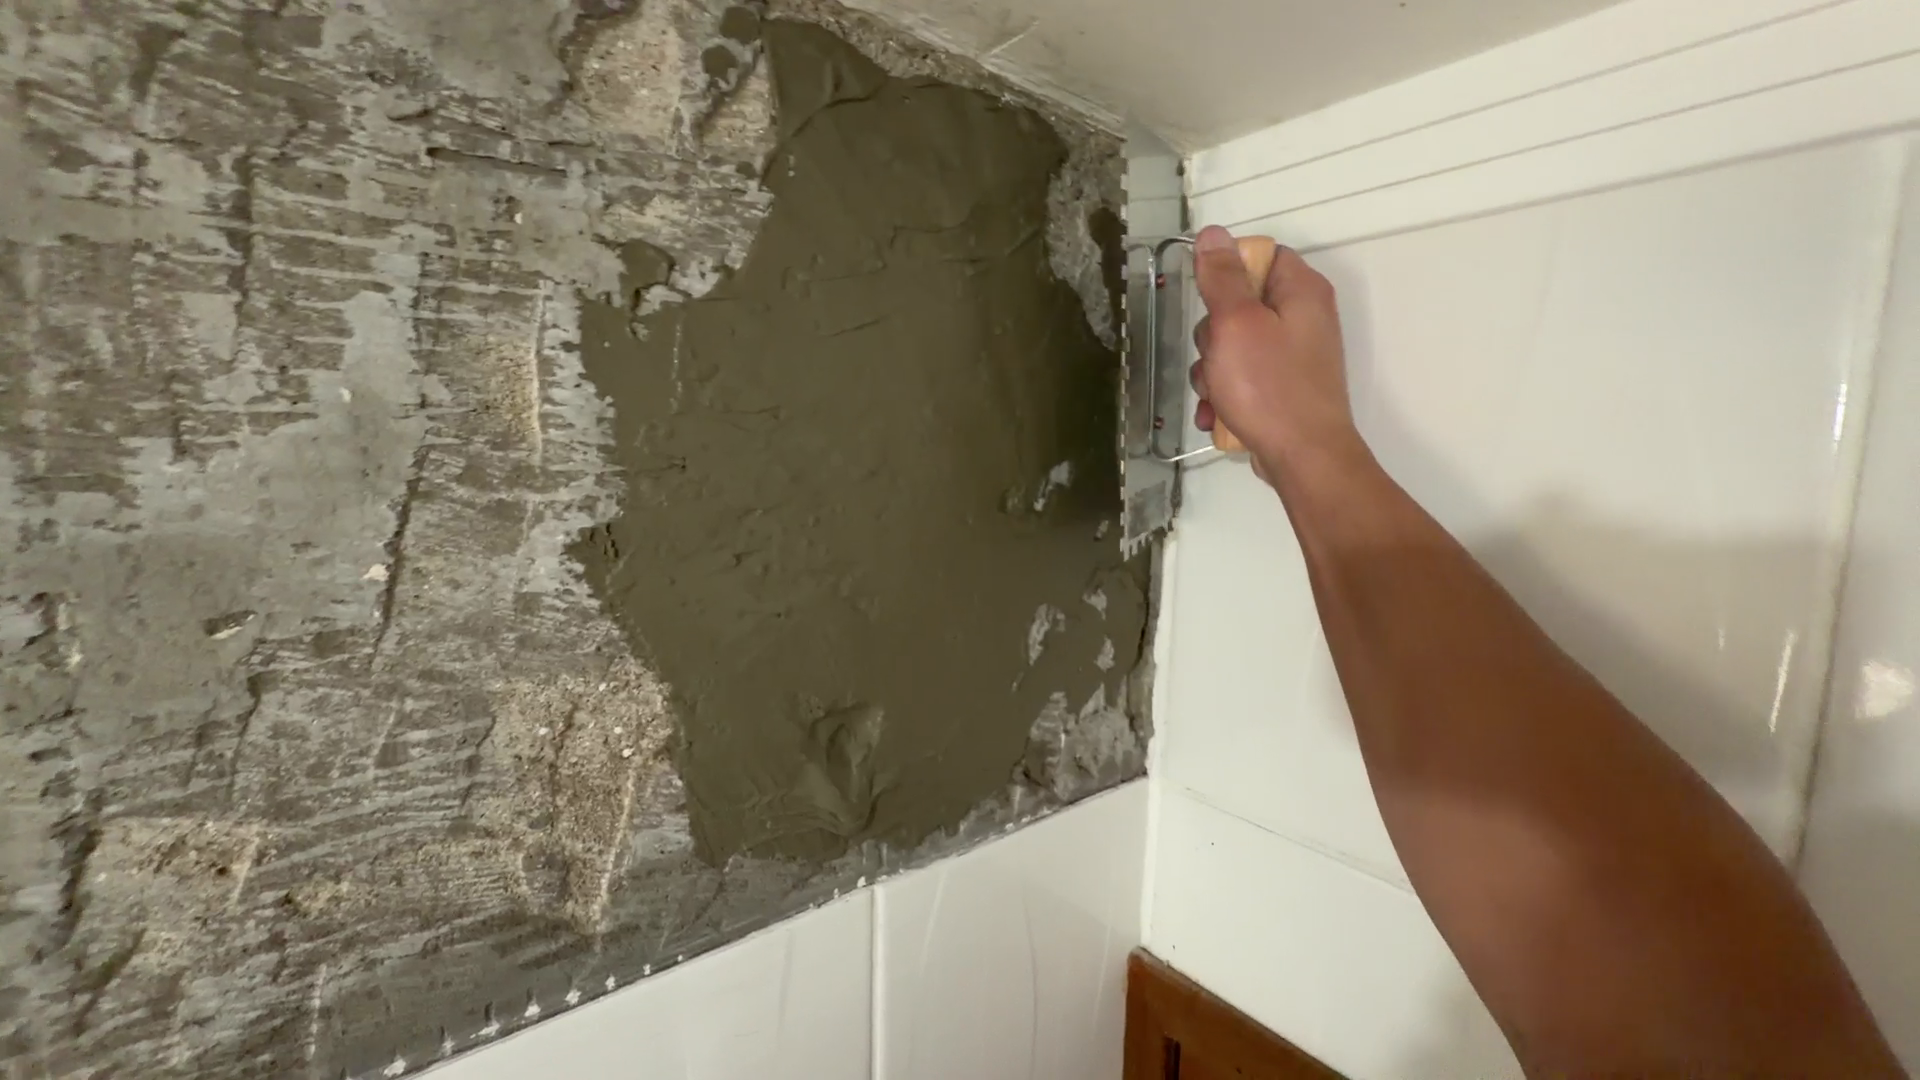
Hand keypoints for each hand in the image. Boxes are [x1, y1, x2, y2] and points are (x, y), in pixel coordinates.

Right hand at [1189, 226, 1363, 480]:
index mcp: (1300, 290)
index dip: (1226, 273)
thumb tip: (1213, 234)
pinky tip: (1217, 417)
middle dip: (1212, 338)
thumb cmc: (1268, 386)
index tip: (1206, 301)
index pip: (1258, 256)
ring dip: (1212, 373)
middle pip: (1238, 306)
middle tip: (1215, 359)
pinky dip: (1225, 396)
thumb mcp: (1236, 324)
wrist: (1302, 456)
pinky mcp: (1283, 389)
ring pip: (1232, 348)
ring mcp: (1293, 356)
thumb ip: (1222, 278)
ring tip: (1217, 396)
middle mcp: (1302, 317)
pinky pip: (1242, 380)